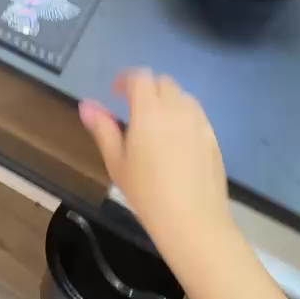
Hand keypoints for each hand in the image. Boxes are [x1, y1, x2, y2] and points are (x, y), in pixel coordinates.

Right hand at [79, 69, 230, 256]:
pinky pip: (196, 114)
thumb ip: (103, 129)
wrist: (194, 221)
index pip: (140, 77)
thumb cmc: (147, 193)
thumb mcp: (117, 163)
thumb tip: (86, 104)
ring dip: (166, 100)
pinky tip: (176, 141)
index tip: (115, 93)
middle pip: (162, 82)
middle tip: (133, 109)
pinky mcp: (213, 137)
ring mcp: (199, 122)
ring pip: (182, 96)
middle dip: (146, 88)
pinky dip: (183, 115)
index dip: (126, 79)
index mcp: (149, 111)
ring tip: (155, 124)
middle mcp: (177, 109)